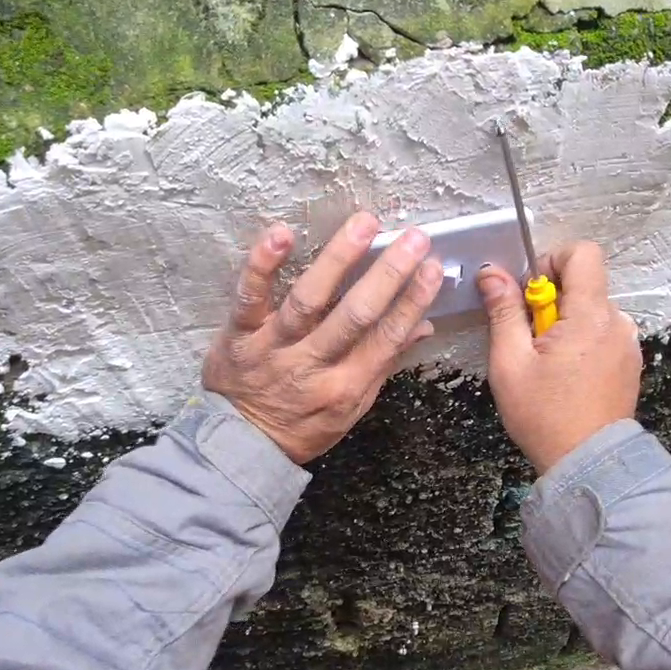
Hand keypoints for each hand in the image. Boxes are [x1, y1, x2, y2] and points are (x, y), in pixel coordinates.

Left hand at [203, 212, 442, 463]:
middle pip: (354, 315)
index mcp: (345, 387)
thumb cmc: (302, 425)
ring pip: (308, 299)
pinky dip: (263, 264)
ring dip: (338, 258)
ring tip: (364, 224)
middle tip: (414, 237)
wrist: (238, 445)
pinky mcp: (239, 333)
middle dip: (388, 274)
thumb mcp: (352, 407)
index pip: (386, 338)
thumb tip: (422, 326)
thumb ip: (383, 364)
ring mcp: (273, 347)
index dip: (412, 301)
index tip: (432, 267)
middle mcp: (311, 365)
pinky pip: (250, 296)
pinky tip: (282, 233)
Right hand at [476, 242, 641, 474]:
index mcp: (591, 316)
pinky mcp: (630, 362)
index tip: (529, 293)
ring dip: (566, 323)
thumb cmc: (544, 415)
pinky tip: (566, 375)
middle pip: (584, 284)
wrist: (588, 464)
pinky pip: (603, 333)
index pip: (583, 253)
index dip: (551, 261)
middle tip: (529, 339)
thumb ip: (503, 311)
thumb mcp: (510, 363)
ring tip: (547, 363)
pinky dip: (582, 342)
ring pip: (592, 310)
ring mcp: (628, 343)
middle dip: (552, 301)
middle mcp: (618, 323)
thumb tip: (493, 273)